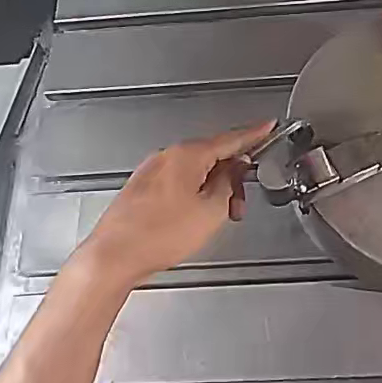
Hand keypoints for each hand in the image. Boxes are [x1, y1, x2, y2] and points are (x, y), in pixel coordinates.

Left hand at [73, 121, 274, 287]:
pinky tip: (194, 217)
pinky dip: (193, 195)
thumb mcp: (211, 211)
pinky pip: (178, 183)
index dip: (253, 135)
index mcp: (187, 156)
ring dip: (212, 191)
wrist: (115, 255)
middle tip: (239, 203)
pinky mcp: (143, 188)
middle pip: (211, 157)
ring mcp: (152, 171)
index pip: (229, 139)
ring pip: (194, 172)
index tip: (266, 127)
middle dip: (232, 179)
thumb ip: (229, 183)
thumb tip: (235, 169)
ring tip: (216, 218)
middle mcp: (167, 157)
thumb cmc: (157, 235)